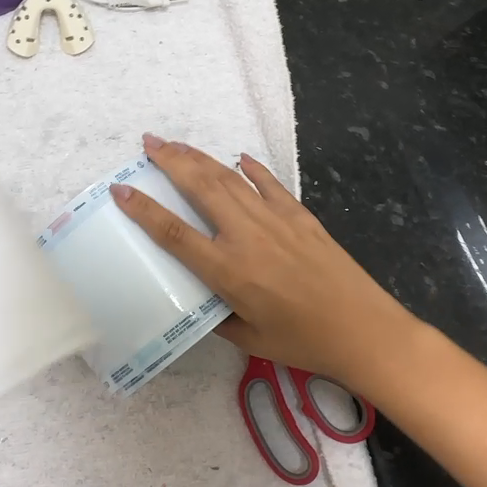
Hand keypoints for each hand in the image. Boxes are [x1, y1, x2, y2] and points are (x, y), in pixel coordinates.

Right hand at [108, 134, 419, 392]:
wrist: (365, 330)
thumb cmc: (304, 343)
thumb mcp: (250, 341)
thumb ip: (217, 318)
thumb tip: (198, 301)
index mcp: (228, 270)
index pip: (173, 231)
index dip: (143, 209)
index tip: (121, 189)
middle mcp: (246, 235)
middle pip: (200, 187)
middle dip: (170, 161)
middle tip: (148, 142)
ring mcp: (275, 220)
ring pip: (229, 178)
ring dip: (199, 157)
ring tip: (176, 144)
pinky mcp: (300, 215)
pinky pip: (269, 183)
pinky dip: (251, 168)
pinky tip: (239, 157)